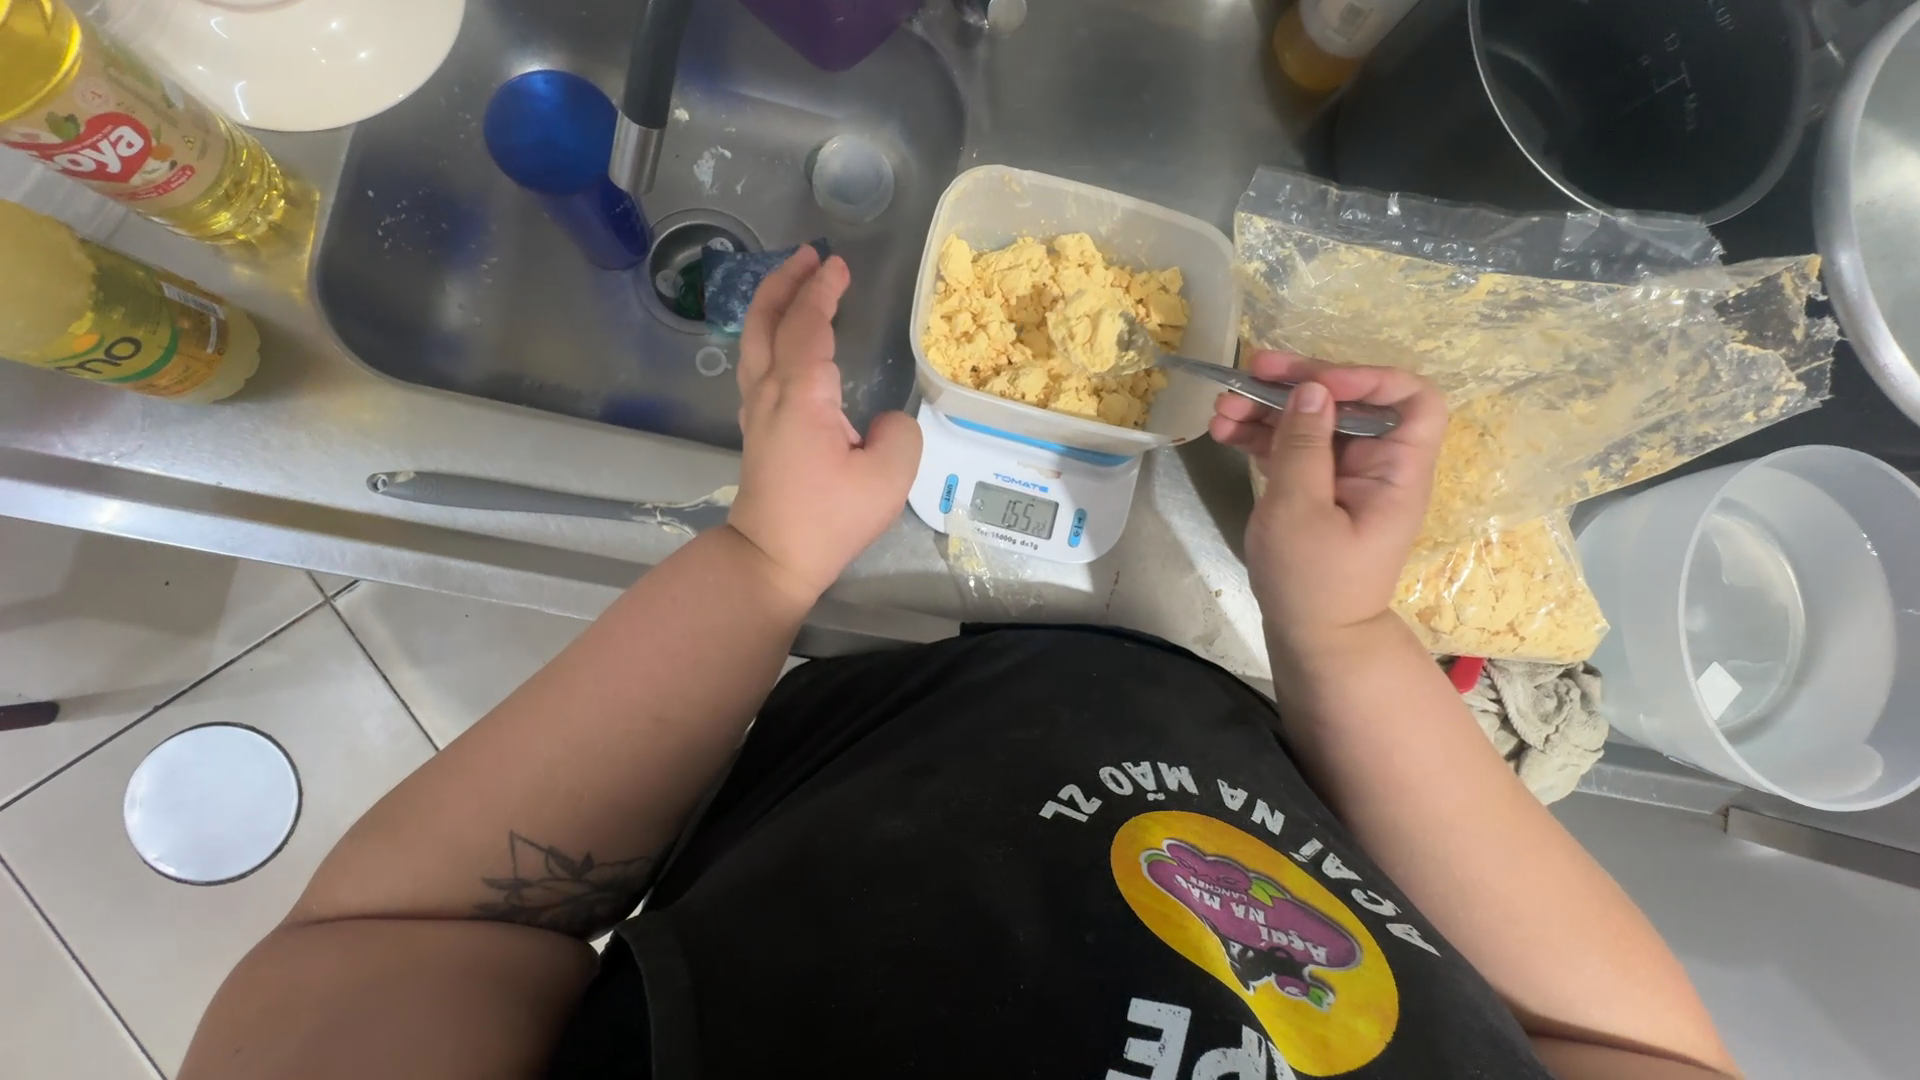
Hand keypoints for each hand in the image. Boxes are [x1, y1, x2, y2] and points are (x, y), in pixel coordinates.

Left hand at [728, 248, 923, 601]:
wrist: (773, 557)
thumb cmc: (830, 519)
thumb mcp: (888, 478)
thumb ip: (900, 434)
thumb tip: (883, 421)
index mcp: (802, 394)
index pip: (809, 325)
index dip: (824, 291)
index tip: (840, 266)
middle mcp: (771, 392)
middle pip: (767, 320)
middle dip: (786, 282)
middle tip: (807, 255)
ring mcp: (756, 410)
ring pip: (753, 340)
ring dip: (770, 304)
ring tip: (791, 283)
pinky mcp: (756, 430)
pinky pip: (755, 364)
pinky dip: (766, 334)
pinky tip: (782, 339)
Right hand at [1210, 351, 1446, 655]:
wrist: (1312, 635)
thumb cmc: (1312, 579)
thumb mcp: (1300, 511)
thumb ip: (1304, 447)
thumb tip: (1311, 389)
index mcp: (1396, 471)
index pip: (1411, 401)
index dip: (1369, 380)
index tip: (1316, 385)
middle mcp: (1374, 465)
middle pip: (1346, 404)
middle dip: (1298, 385)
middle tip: (1250, 373)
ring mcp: (1341, 476)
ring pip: (1311, 422)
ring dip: (1267, 409)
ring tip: (1221, 408)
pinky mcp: (1312, 488)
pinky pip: (1291, 448)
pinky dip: (1260, 436)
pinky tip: (1225, 430)